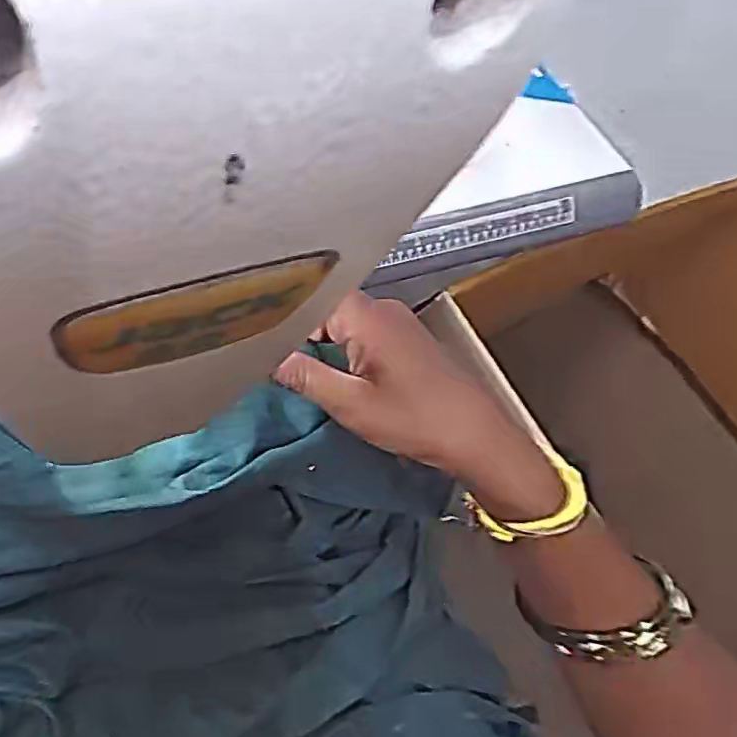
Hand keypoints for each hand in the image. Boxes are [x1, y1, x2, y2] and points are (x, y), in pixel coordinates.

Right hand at [273, 293, 561, 518]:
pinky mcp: (402, 340)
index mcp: (368, 316)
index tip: (257, 337)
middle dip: (297, 333)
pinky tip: (327, 375)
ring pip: (338, 324)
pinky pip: (356, 335)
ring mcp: (395, 323)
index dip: (283, 316)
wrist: (479, 438)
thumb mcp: (350, 404)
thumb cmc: (417, 420)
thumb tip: (267, 357)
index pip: (310, 297)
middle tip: (267, 357)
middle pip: (323, 309)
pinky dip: (338, 353)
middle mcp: (382, 309)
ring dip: (317, 346)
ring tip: (292, 369)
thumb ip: (305, 376)